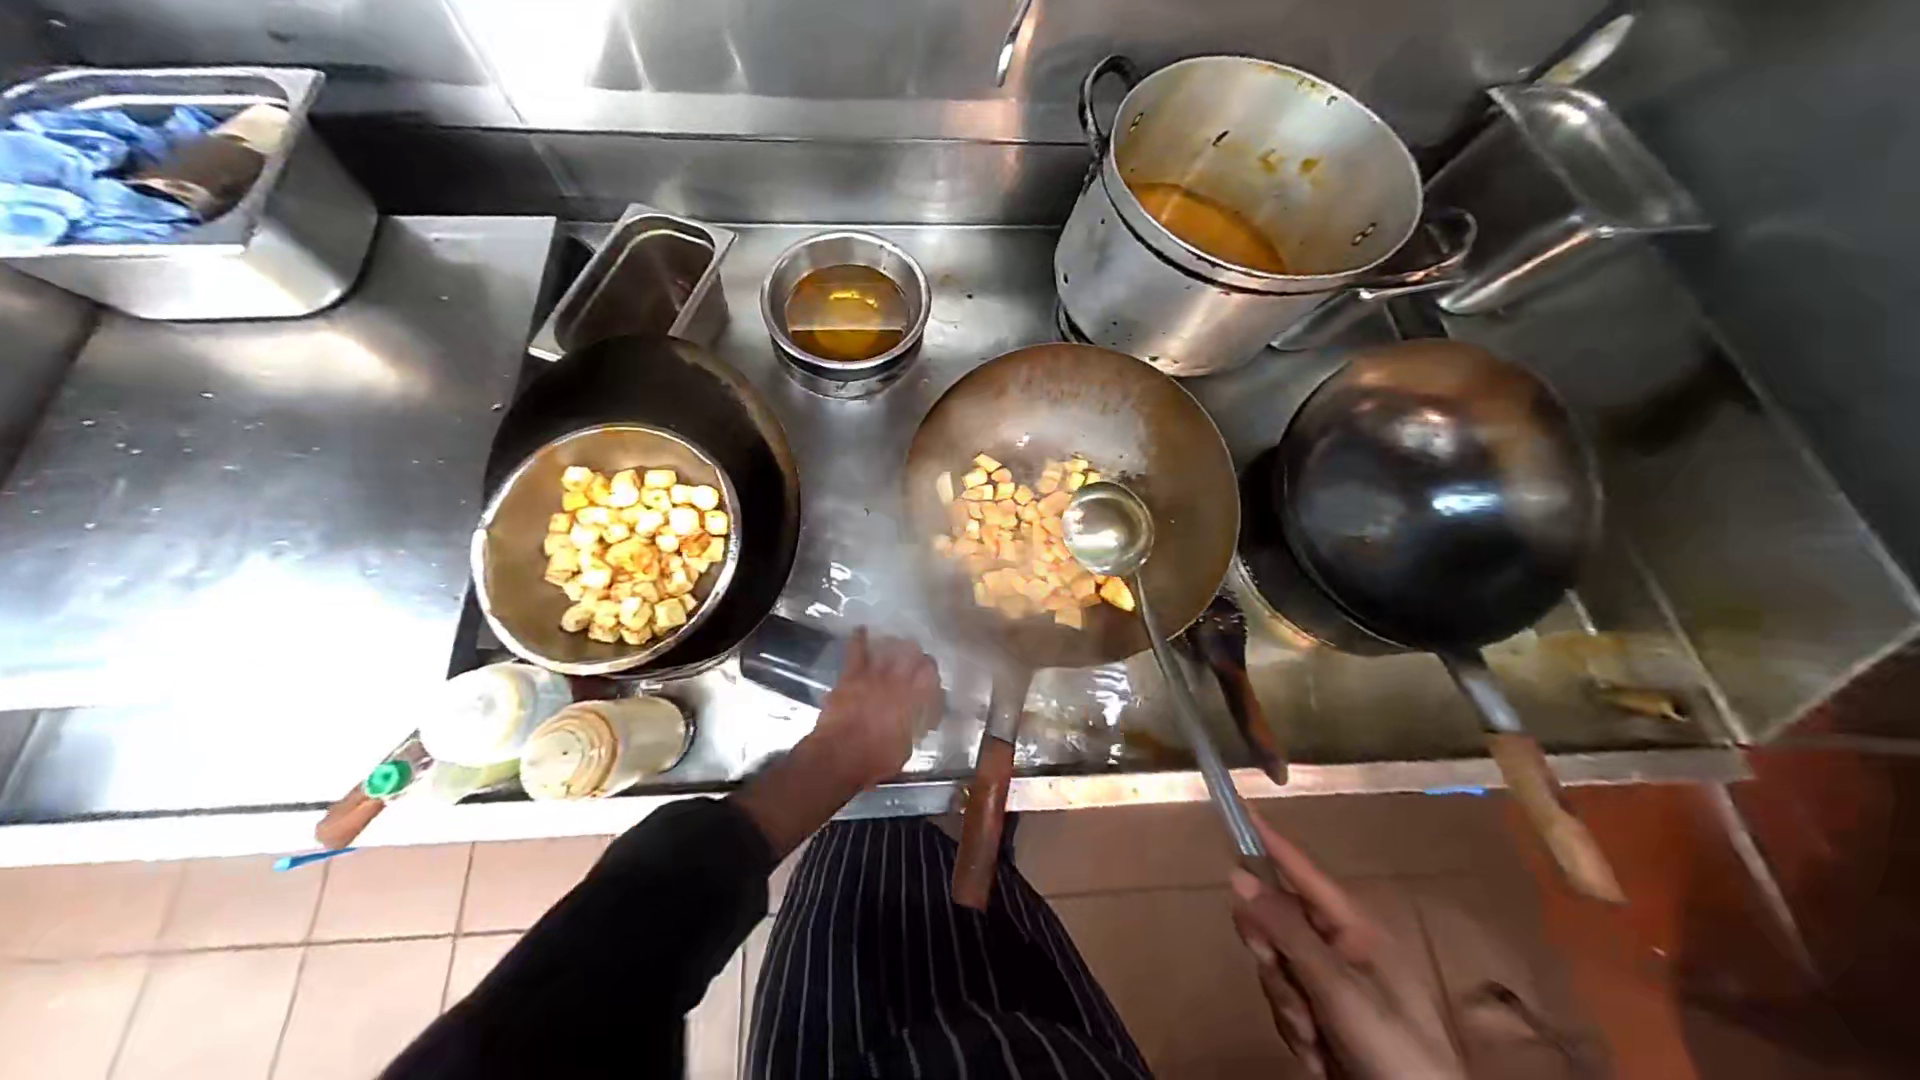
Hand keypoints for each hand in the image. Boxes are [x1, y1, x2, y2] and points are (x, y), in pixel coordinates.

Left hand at [808, 628, 942, 788]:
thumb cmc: (876, 758)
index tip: (930, 676)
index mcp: (914, 700)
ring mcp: (874, 676)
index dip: (931, 672)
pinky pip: (857, 651)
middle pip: (912, 655)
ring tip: (896, 641)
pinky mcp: (852, 675)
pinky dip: (859, 638)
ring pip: (888, 648)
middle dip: (915, 654)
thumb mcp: (905, 748)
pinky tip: (860, 629)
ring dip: (893, 644)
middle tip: (914, 655)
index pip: (930, 675)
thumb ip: (913, 728)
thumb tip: (917, 722)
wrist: (840, 755)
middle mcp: (898, 682)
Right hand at [1230, 816, 1463, 1079]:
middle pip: (1275, 918)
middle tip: (1277, 968)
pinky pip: (1280, 997)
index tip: (1238, 805)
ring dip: (1286, 1001)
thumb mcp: (1337, 988)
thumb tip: (1237, 874)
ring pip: (1273, 962)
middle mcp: (1337, 944)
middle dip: (1274, 954)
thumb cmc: (1394, 1048)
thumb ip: (1287, 930)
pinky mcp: (1319, 1011)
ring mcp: (1327, 979)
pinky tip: (1318, 1051)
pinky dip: (1292, 1026)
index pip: (1300, 869)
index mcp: (1354, 926)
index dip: (1268, 839)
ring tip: (1315, 1035)